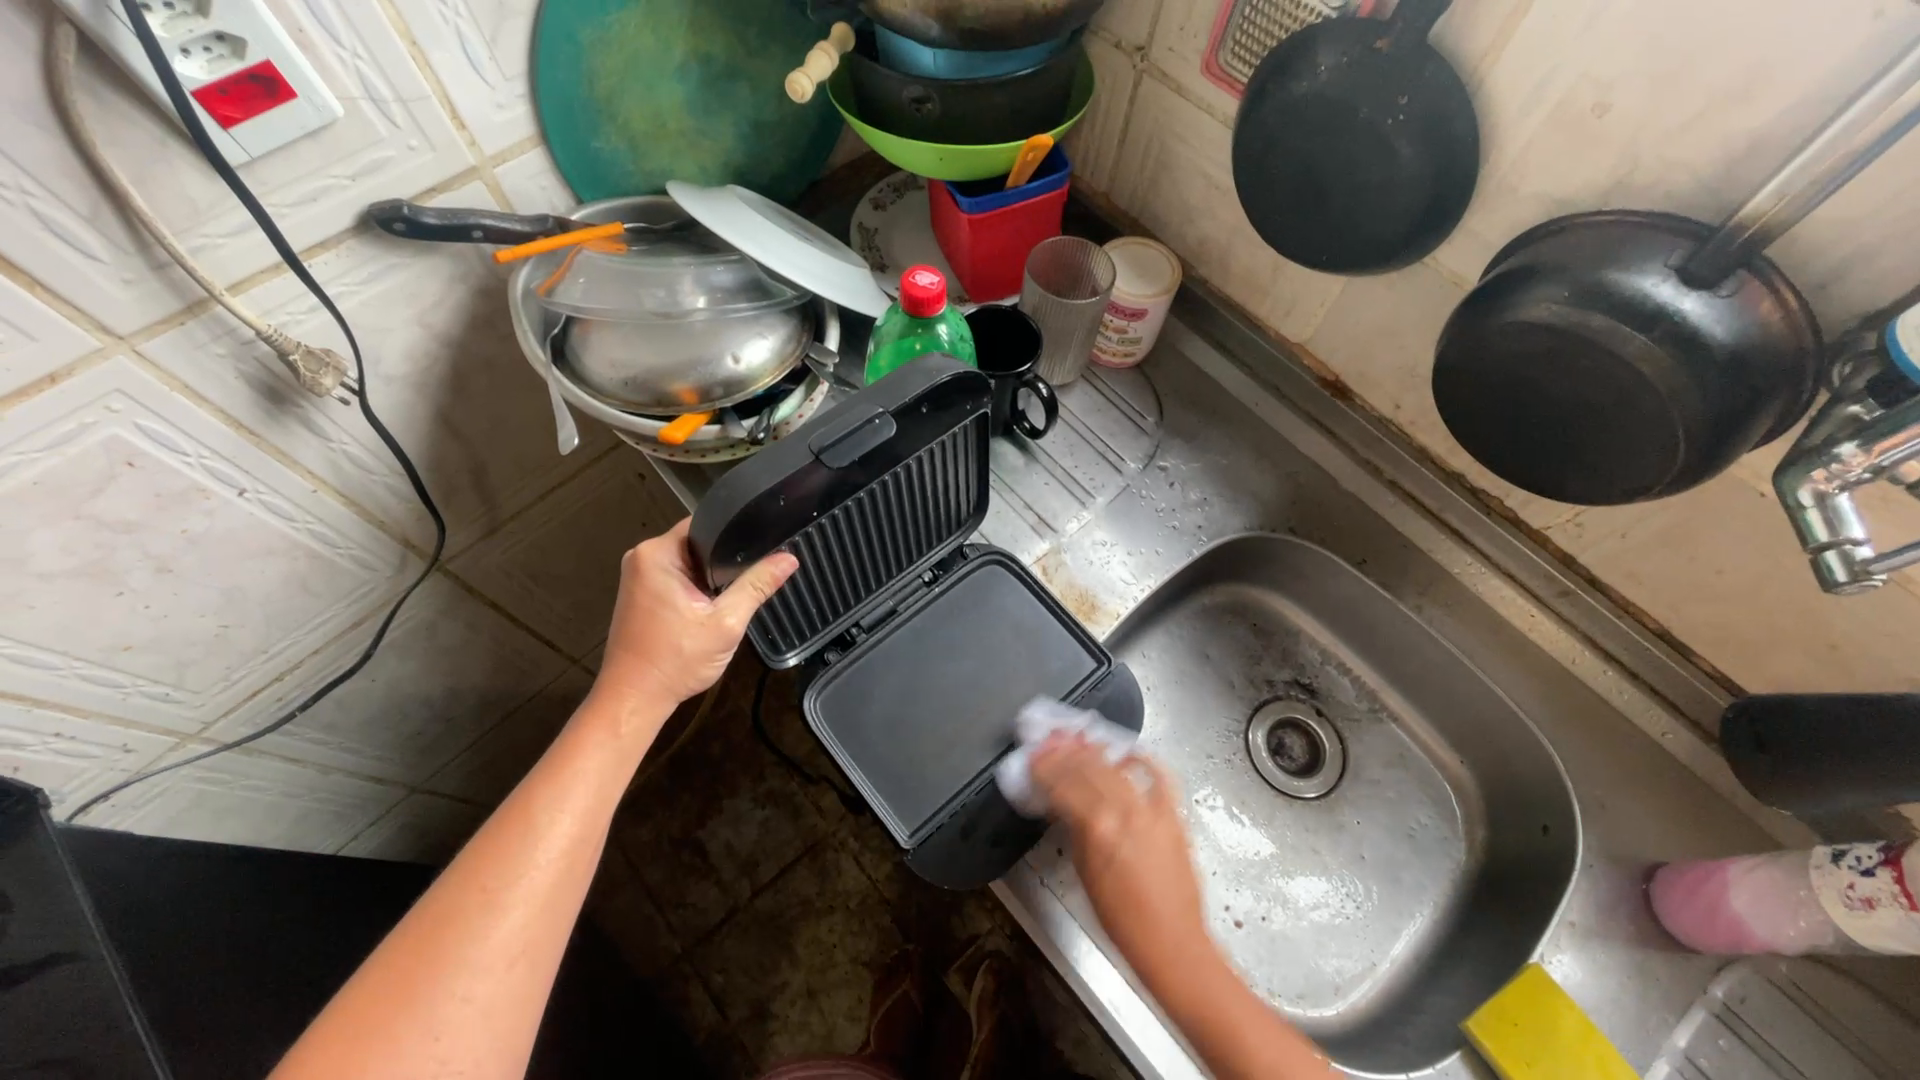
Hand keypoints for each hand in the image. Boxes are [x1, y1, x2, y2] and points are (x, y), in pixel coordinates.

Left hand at [593, 519, 797, 709]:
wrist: (635, 699)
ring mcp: (638, 576)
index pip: (705, 524)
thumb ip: (757, 585)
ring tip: (740, 588)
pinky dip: (697, 587)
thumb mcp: (726, 622)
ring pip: (689, 562)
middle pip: (697, 542)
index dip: (735, 533)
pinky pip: (677, 577)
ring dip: (711, 575)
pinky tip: (714, 604)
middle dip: (724, 558)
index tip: (764, 543)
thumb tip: (789, 559)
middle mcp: (642, 557)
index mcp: (657, 553)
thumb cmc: (676, 660)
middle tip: (757, 571)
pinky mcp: (640, 595)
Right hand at [1030, 735, 1212, 981]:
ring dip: (1095, 751)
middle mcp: (1125, 812)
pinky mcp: (1174, 816)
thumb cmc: (1122, 920)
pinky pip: (1160, 777)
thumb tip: (1060, 805)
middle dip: (1064, 752)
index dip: (1044, 768)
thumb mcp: (1083, 872)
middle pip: (1088, 768)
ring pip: (1118, 767)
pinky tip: (1130, 750)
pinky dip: (1144, 760)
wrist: (1172, 942)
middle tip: (1048, 740)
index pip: (1063, 785)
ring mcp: (1153, 811)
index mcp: (1096, 829)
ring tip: (1078, 738)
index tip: (1033, 757)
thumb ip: (1073, 830)